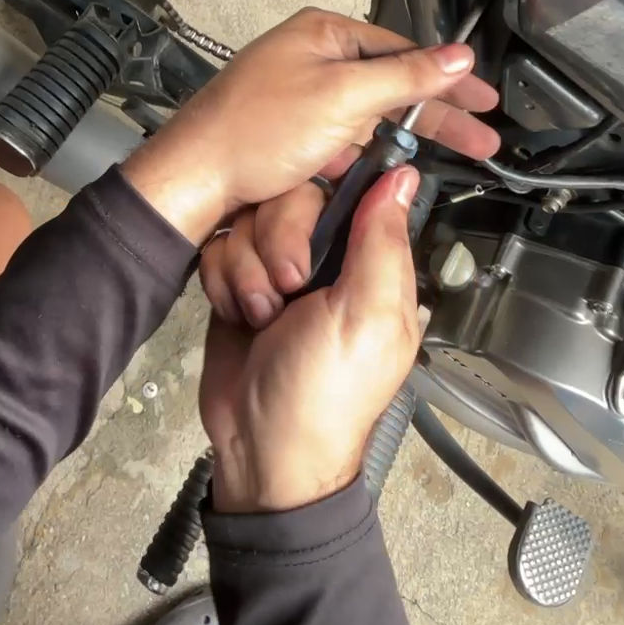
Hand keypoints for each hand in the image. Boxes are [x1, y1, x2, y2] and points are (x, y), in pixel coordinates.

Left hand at [121, 8, 498, 242]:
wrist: (199, 176)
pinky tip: (388, 167)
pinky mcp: (292, 130)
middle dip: (439, 113)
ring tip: (452, 152)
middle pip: (392, 83)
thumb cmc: (253, 129)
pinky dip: (368, 151)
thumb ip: (405, 76)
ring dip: (407, 135)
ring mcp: (302, 95)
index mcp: (325, 36)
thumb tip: (456, 56)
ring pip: (369, 113)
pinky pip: (343, 136)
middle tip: (478, 136)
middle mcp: (312, 59)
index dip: (449, 80)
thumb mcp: (343, 96)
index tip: (481, 101)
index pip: (405, 52)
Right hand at [200, 165, 424, 512]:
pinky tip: (236, 315)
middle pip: (289, 201)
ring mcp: (277, 270)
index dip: (323, 200)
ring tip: (260, 315)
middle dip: (278, 245)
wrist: (260, 448)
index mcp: (370, 265)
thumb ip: (382, 244)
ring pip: (248, 222)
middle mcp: (325, 260)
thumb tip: (403, 176)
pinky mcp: (238, 283)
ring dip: (246, 271)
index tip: (309, 230)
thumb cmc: (324, 394)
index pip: (348, 192)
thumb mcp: (367, 318)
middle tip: (287, 290)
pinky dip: (223, 282)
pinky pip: (220, 248)